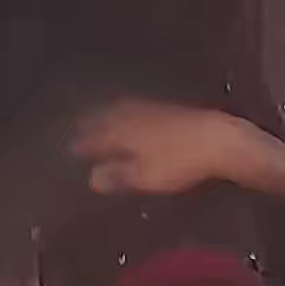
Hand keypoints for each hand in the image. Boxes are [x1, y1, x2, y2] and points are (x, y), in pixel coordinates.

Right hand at [71, 99, 271, 194]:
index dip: (82, 143)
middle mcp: (128, 114)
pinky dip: (120, 110)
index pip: (93, 136)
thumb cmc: (177, 162)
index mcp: (119, 130)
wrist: (215, 139)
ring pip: (116, 109)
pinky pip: (130, 106)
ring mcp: (146, 108)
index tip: (69, 149)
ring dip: (103, 114)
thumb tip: (91, 179)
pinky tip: (126, 115)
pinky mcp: (162, 107)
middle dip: (89, 123)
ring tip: (95, 117)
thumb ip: (117, 175)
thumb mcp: (145, 176)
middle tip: (77, 128)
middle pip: (102, 117)